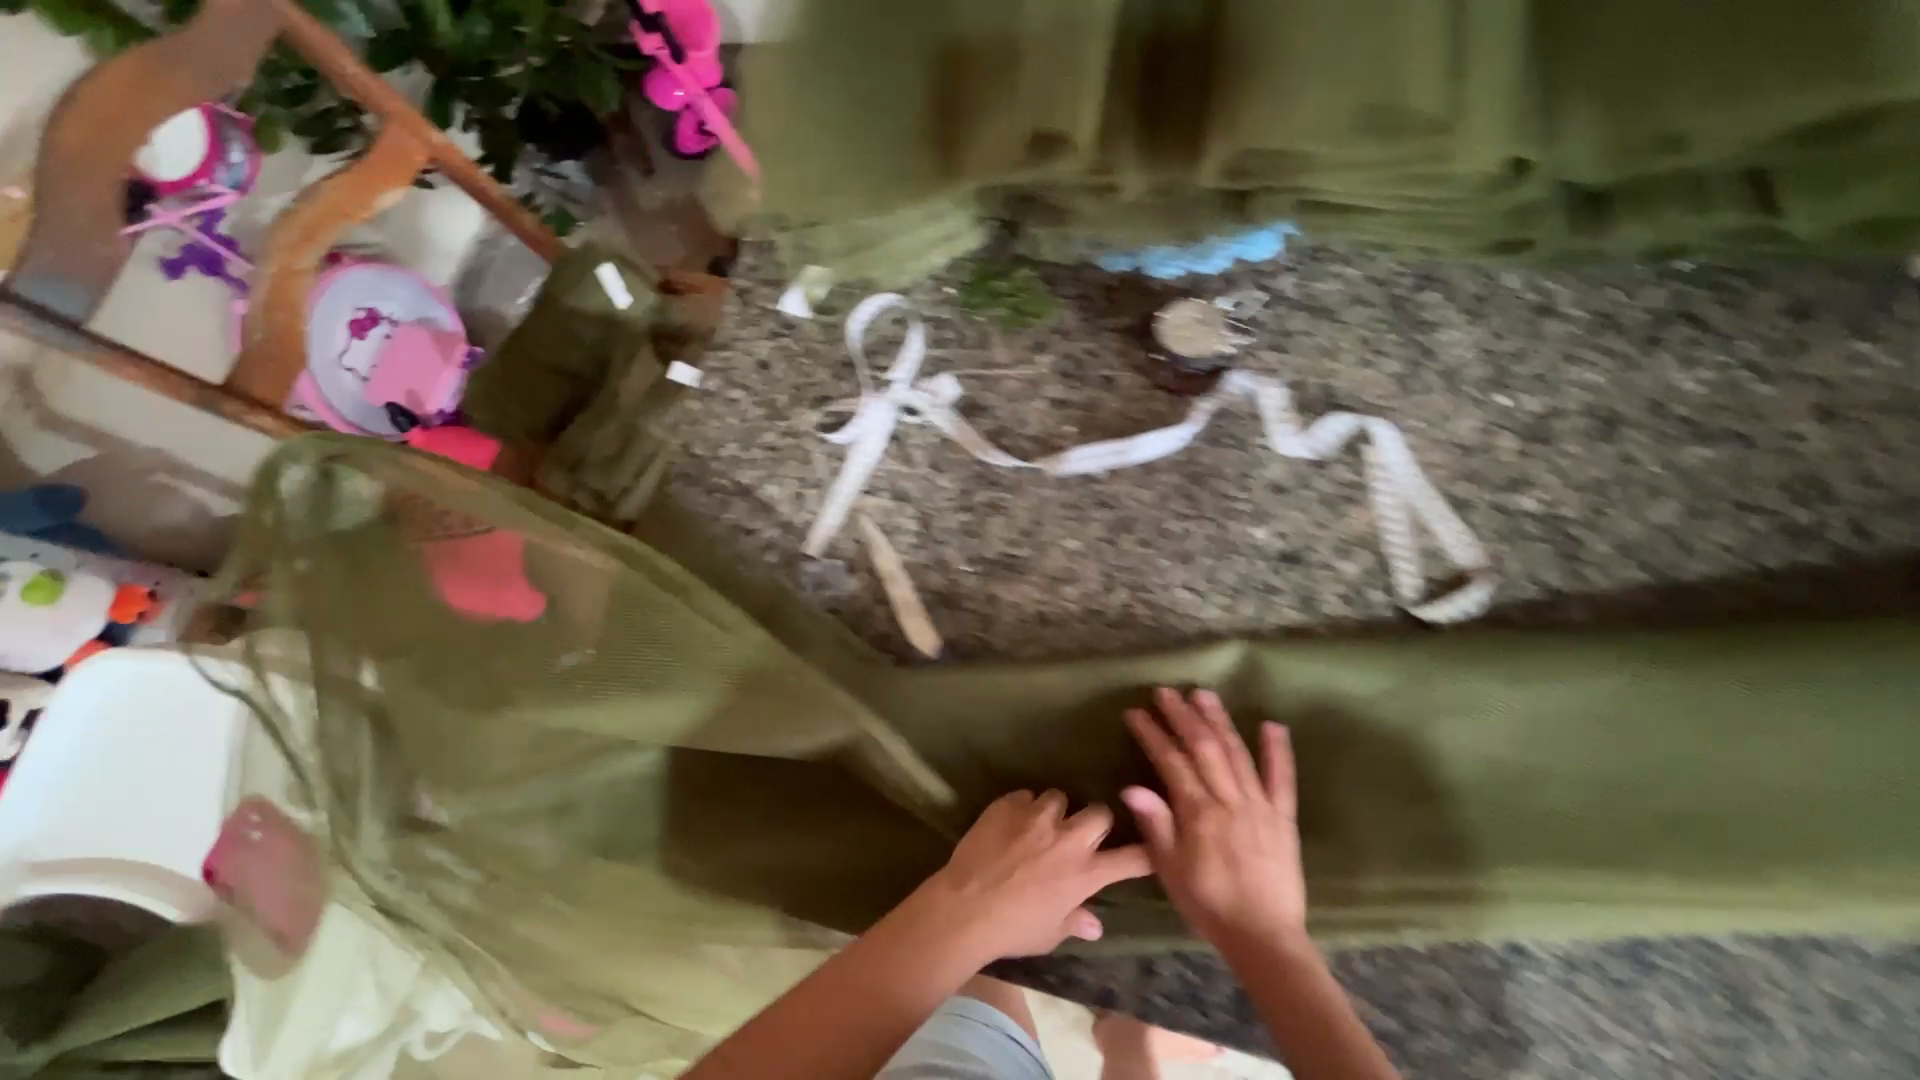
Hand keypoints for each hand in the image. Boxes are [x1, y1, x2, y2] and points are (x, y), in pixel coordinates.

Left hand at [914, 790, 1151, 960]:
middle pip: (1100, 813)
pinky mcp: (1008, 805)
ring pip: (1059, 797)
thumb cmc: (1012, 930)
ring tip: (1038, 826)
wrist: (965, 908)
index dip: (1146, 853)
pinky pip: (1024, 796)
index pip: (1132, 859)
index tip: (1151, 848)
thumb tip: (1095, 926)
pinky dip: (1021, 807)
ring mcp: (1037, 818)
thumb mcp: (1050, 934)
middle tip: (1078, 835)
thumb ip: (1075, 922)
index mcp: (1085, 873)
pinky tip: (1009, 823)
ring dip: (1054, 811)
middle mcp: (1068, 839)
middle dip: (1094, 822)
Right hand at [1123, 688, 1306, 949]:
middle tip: (1166, 692)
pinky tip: (1272, 725)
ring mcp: (1260, 805)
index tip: (1136, 713)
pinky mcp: (1283, 817)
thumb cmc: (1209, 905)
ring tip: (1204, 695)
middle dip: (1183, 716)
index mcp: (1198, 813)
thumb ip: (1157, 825)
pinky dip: (1278, 750)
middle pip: (1204, 747)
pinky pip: (1282, 779)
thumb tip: (1132, 786)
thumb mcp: (1171, 870)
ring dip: (1219, 721)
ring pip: (1237, 753)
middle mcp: (1229, 800)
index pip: (1171, 762)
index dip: (1152, 734)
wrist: (1263, 936)